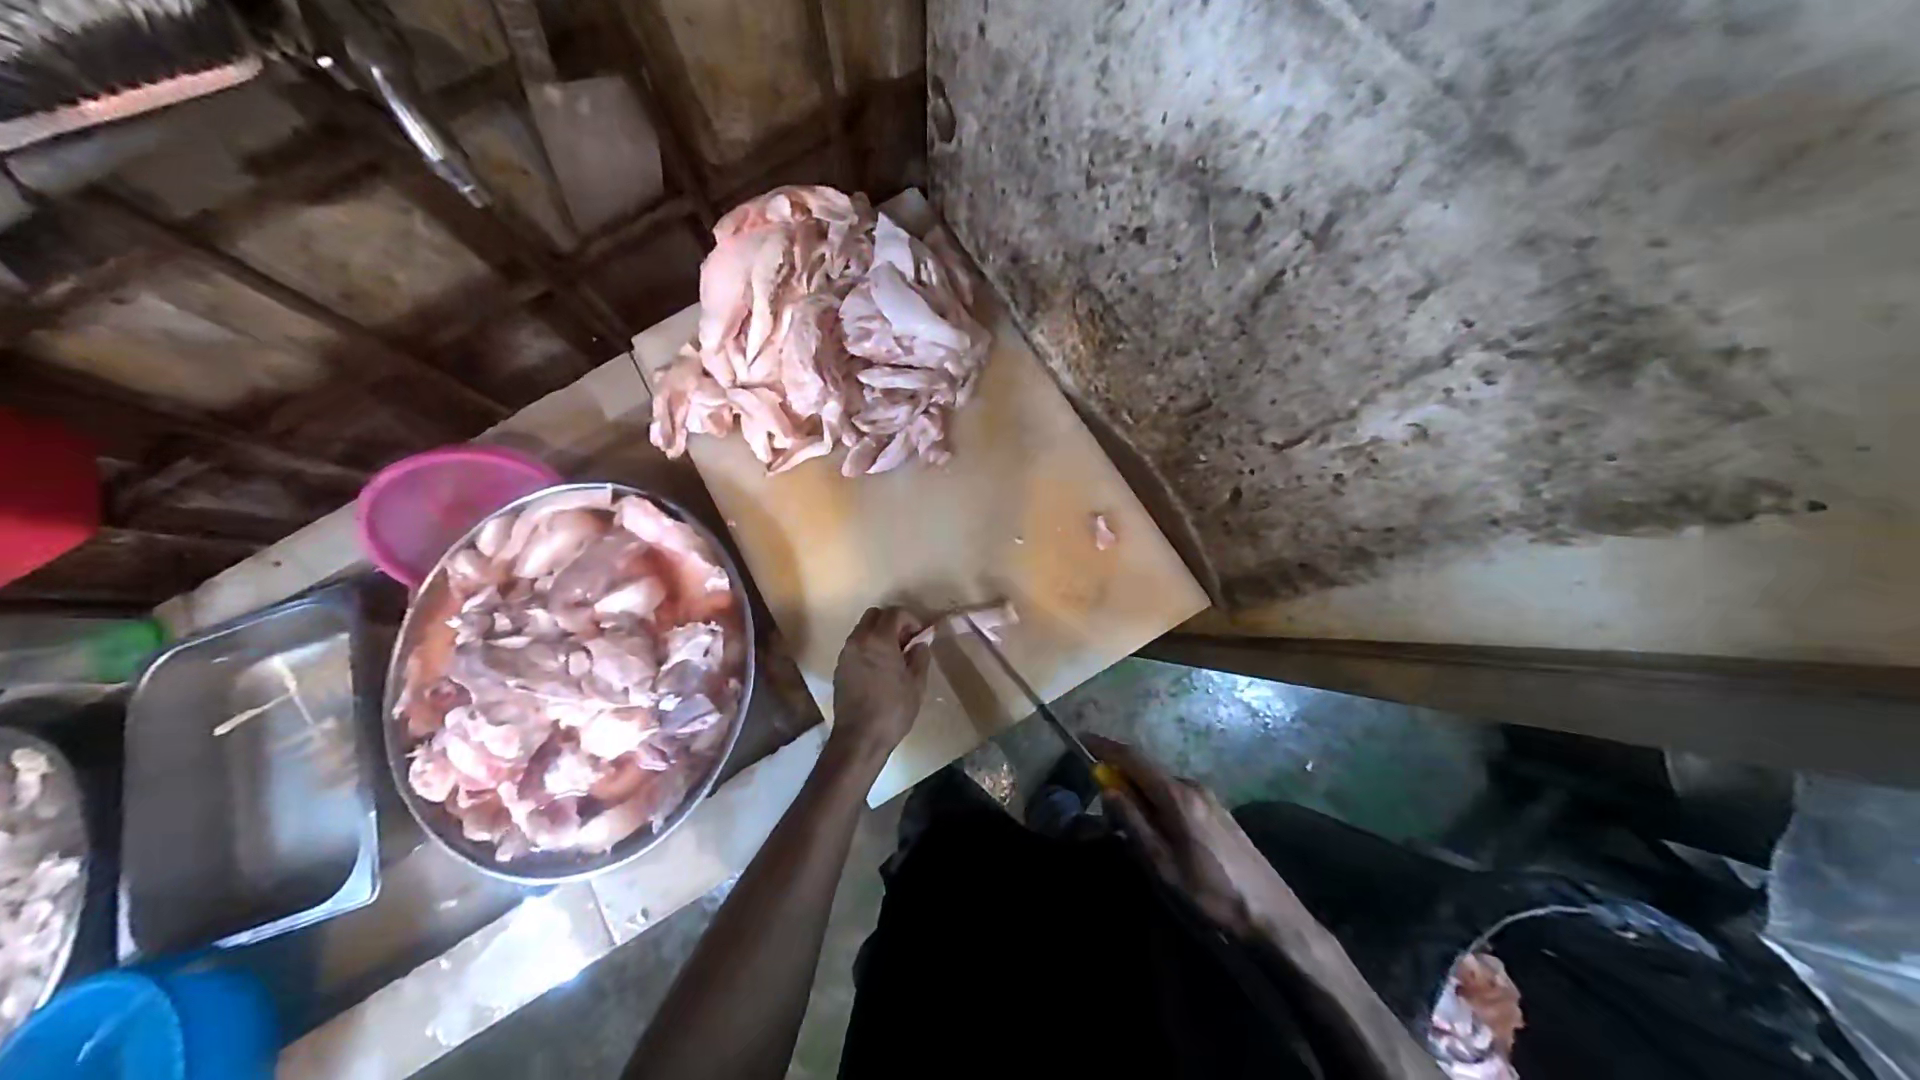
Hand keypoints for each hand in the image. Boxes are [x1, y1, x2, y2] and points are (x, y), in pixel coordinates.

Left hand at [829, 607, 930, 762]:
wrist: (860, 737)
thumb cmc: (893, 709)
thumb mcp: (916, 684)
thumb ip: (920, 657)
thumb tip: (920, 644)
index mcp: (879, 640)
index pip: (895, 613)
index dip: (911, 619)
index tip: (921, 634)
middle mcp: (858, 640)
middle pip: (875, 615)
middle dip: (892, 622)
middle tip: (907, 640)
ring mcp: (846, 654)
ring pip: (863, 630)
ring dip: (879, 634)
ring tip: (894, 655)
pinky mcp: (840, 668)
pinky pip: (855, 646)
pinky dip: (868, 647)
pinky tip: (879, 668)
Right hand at [1088, 735, 1311, 941]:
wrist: (1273, 916)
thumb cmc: (1211, 894)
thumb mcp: (1162, 865)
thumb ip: (1133, 823)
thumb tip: (1108, 789)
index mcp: (1178, 796)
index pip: (1134, 759)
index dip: (1106, 747)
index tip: (1084, 739)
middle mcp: (1194, 787)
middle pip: (1148, 770)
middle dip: (1121, 778)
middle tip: (1104, 803)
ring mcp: (1210, 798)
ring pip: (1163, 785)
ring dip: (1140, 793)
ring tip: (1130, 825)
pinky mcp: (1219, 811)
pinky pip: (1178, 795)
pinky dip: (1158, 801)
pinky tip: (1159, 830)